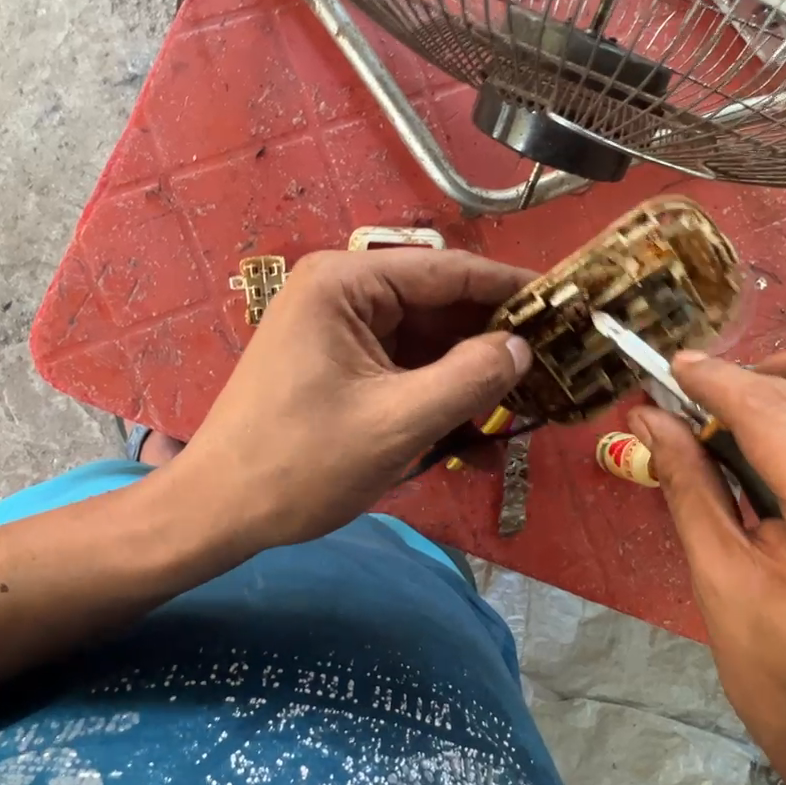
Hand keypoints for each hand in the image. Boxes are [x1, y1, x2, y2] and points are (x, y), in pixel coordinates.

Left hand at [166, 249, 534, 551]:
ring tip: (525, 411)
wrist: (217, 513)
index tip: (568, 304)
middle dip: (493, 344)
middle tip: (555, 369)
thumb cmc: (299, 464)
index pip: (448, 271)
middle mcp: (342, 294)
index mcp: (346, 284)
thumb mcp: (397, 423)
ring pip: (427, 345)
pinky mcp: (339, 368)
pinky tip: (474, 440)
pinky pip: (404, 373)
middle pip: (440, 308)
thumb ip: (469, 379)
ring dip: (470, 381)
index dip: (512, 287)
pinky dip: (438, 401)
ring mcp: (339, 332)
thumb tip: (523, 347)